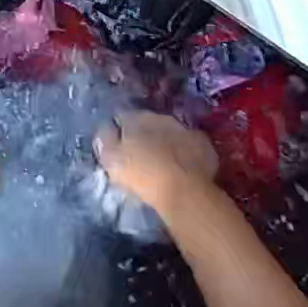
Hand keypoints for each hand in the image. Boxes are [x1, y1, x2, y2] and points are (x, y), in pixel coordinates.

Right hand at [95, 111, 219, 214]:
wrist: (182, 189)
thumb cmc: (141, 174)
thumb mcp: (111, 159)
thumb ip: (104, 141)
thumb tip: (103, 132)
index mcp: (137, 118)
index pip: (124, 118)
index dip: (121, 132)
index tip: (120, 147)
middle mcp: (161, 117)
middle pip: (151, 124)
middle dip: (147, 136)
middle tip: (144, 157)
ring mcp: (185, 129)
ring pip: (173, 134)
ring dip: (169, 144)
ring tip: (166, 165)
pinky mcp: (204, 145)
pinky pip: (193, 147)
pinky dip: (189, 155)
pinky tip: (186, 170)